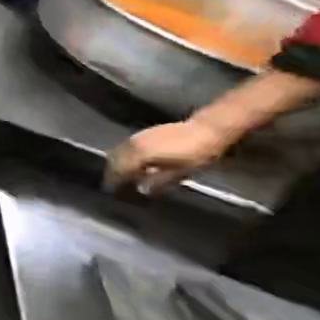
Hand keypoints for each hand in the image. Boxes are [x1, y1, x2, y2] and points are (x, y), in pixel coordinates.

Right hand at [105, 119, 236, 194]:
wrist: (207, 129)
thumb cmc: (197, 153)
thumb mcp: (181, 171)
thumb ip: (158, 181)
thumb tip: (141, 190)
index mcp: (139, 155)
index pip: (119, 169)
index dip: (114, 180)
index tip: (112, 189)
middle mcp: (131, 145)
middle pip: (114, 159)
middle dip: (113, 171)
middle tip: (116, 182)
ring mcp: (135, 137)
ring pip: (117, 151)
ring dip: (118, 162)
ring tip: (124, 172)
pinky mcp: (141, 133)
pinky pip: (125, 146)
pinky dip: (125, 155)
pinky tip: (134, 161)